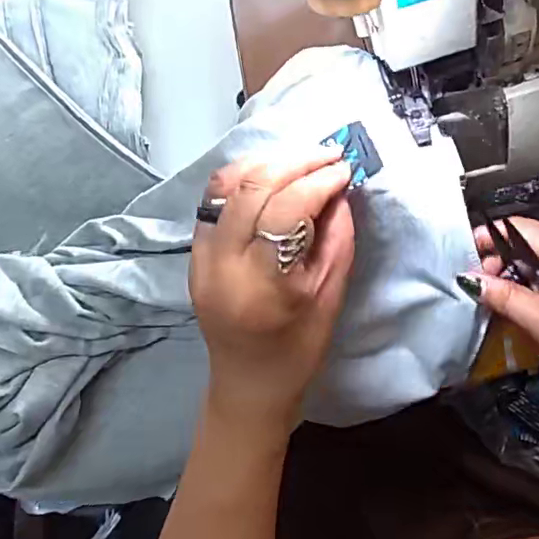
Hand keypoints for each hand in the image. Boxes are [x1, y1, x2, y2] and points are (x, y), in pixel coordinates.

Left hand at [190, 146, 355, 440]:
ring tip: (303, 159)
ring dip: (268, 162)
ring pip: (226, 183)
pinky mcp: (194, 251)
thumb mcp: (329, 298)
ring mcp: (200, 255)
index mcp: (258, 286)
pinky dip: (245, 177)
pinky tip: (273, 174)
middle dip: (295, 162)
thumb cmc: (297, 352)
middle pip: (251, 187)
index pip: (285, 210)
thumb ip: (336, 239)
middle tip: (329, 155)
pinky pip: (215, 197)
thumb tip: (339, 189)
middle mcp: (220, 264)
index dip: (318, 181)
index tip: (344, 169)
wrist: (247, 383)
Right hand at [465, 218, 538, 412]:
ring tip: (487, 300)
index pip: (522, 228)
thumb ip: (504, 297)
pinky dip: (523, 297)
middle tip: (476, 285)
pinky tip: (509, 313)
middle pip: (526, 248)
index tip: (464, 255)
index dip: (490, 235)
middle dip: (496, 261)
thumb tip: (468, 279)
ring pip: (534, 271)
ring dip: (508, 281)